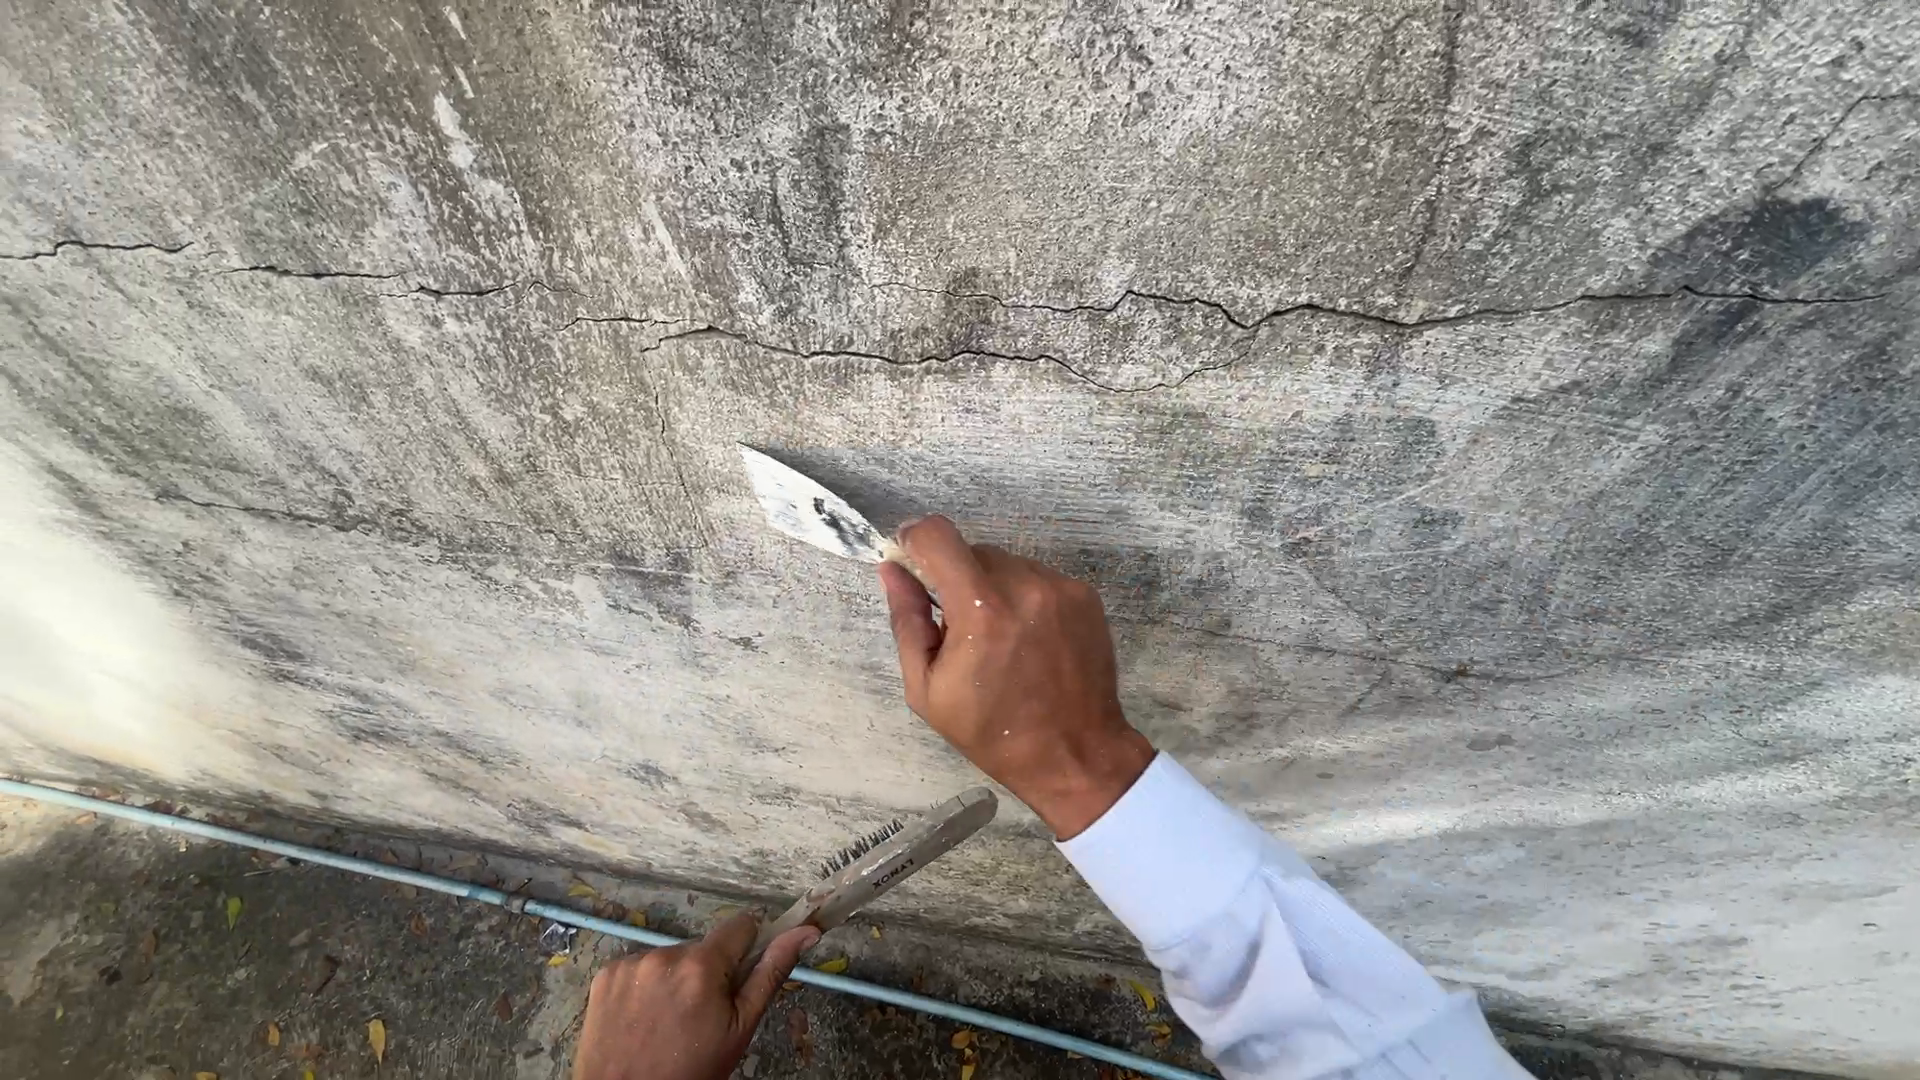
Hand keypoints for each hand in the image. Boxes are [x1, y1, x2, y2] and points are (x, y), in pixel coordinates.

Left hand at [572, 912, 819, 1079]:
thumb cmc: (691, 1072)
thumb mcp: (739, 1029)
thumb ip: (772, 973)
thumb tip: (808, 930)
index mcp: (703, 965)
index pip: (742, 925)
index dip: (746, 950)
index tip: (737, 979)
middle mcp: (666, 953)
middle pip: (705, 946)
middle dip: (709, 970)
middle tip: (700, 1014)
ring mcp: (632, 963)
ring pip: (673, 956)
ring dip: (677, 978)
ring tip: (667, 1019)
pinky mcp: (606, 974)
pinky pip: (641, 965)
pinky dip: (646, 985)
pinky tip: (642, 1016)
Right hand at [881, 516, 1155, 838]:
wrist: (1075, 754)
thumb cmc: (992, 731)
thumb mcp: (928, 688)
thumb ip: (907, 621)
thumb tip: (892, 570)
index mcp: (981, 612)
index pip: (938, 535)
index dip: (915, 538)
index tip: (909, 556)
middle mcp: (1025, 587)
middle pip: (972, 550)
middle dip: (955, 577)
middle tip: (959, 625)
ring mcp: (1060, 588)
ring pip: (1006, 563)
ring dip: (991, 587)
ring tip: (999, 638)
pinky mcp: (1084, 595)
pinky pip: (1037, 577)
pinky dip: (1023, 597)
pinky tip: (1028, 638)